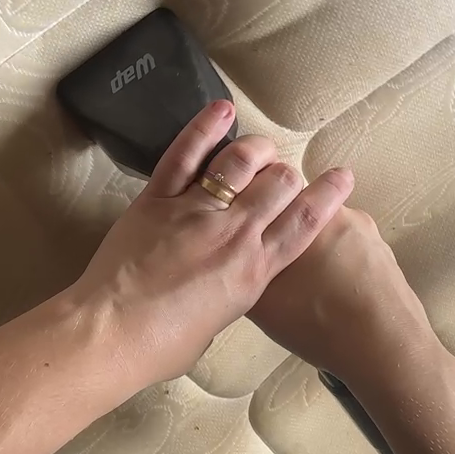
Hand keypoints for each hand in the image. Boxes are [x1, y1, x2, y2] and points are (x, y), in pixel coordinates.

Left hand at [62, 100, 353, 386]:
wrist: (112, 334)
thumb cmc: (162, 344)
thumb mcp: (217, 320)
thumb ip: (232, 289)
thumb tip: (229, 275)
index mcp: (253, 271)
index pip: (304, 222)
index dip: (328, 194)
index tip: (342, 176)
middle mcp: (232, 234)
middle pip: (278, 184)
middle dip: (285, 173)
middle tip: (277, 174)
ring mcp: (194, 211)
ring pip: (238, 162)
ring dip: (256, 148)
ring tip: (260, 148)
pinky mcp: (156, 199)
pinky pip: (184, 155)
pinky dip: (204, 128)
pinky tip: (223, 109)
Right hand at [248, 206, 441, 388]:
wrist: (387, 352)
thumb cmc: (317, 321)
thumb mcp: (258, 300)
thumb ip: (240, 264)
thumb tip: (229, 250)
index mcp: (305, 213)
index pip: (270, 190)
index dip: (255, 210)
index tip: (246, 232)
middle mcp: (338, 211)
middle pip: (299, 210)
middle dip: (284, 232)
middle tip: (273, 268)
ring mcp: (367, 231)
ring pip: (326, 231)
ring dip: (312, 250)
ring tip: (303, 287)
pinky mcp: (384, 253)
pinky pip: (348, 249)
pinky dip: (336, 265)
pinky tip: (330, 295)